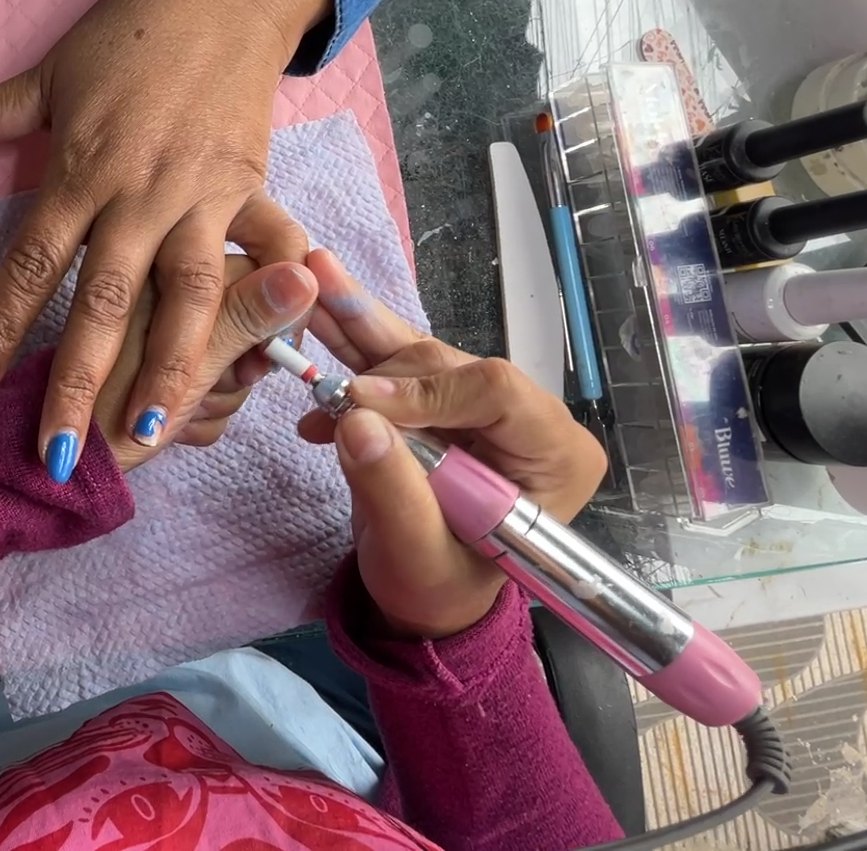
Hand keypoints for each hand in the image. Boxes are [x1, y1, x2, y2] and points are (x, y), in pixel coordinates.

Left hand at [0, 0, 331, 480]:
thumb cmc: (126, 35)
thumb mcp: (49, 73)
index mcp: (78, 170)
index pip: (29, 265)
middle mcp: (136, 194)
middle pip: (102, 302)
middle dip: (79, 383)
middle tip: (62, 456)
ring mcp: (200, 196)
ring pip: (187, 297)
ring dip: (171, 369)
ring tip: (152, 434)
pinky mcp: (254, 189)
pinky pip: (271, 249)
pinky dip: (285, 294)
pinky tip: (284, 351)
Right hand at [295, 249, 607, 638]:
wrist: (421, 593)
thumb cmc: (433, 586)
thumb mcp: (414, 552)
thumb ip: (391, 489)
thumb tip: (353, 420)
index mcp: (552, 454)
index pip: (496, 392)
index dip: (423, 390)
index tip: (354, 402)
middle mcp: (521, 417)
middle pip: (445, 365)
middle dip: (378, 370)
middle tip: (317, 376)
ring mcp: (475, 405)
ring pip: (413, 351)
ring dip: (357, 321)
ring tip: (314, 272)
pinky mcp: (434, 401)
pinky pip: (389, 361)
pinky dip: (347, 344)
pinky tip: (314, 312)